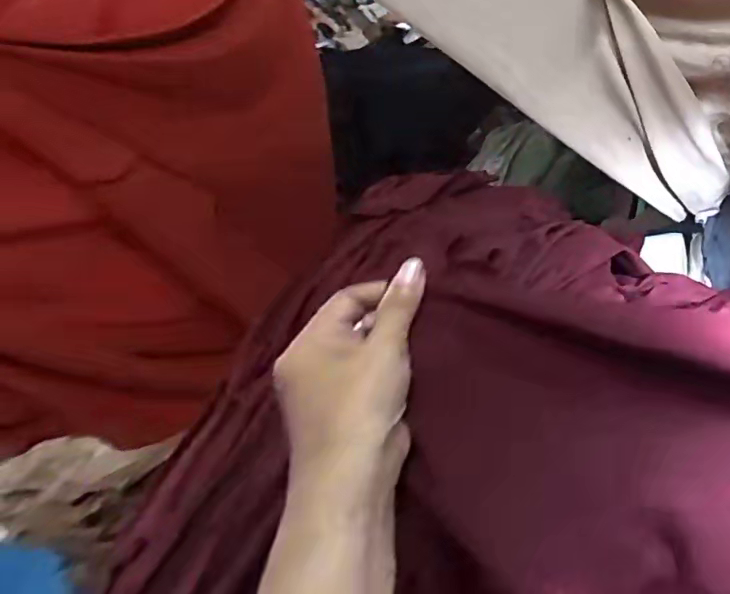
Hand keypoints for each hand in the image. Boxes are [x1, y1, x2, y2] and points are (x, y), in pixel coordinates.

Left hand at [273, 258, 424, 493]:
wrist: (350, 469)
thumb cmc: (363, 400)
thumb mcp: (387, 346)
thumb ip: (401, 304)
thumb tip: (413, 263)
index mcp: (306, 344)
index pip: (346, 297)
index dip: (385, 291)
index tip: (420, 298)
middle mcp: (304, 361)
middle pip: (350, 319)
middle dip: (389, 314)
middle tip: (423, 318)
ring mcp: (317, 385)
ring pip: (358, 344)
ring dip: (389, 338)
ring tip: (419, 339)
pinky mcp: (336, 402)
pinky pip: (360, 366)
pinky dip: (384, 359)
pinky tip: (407, 364)